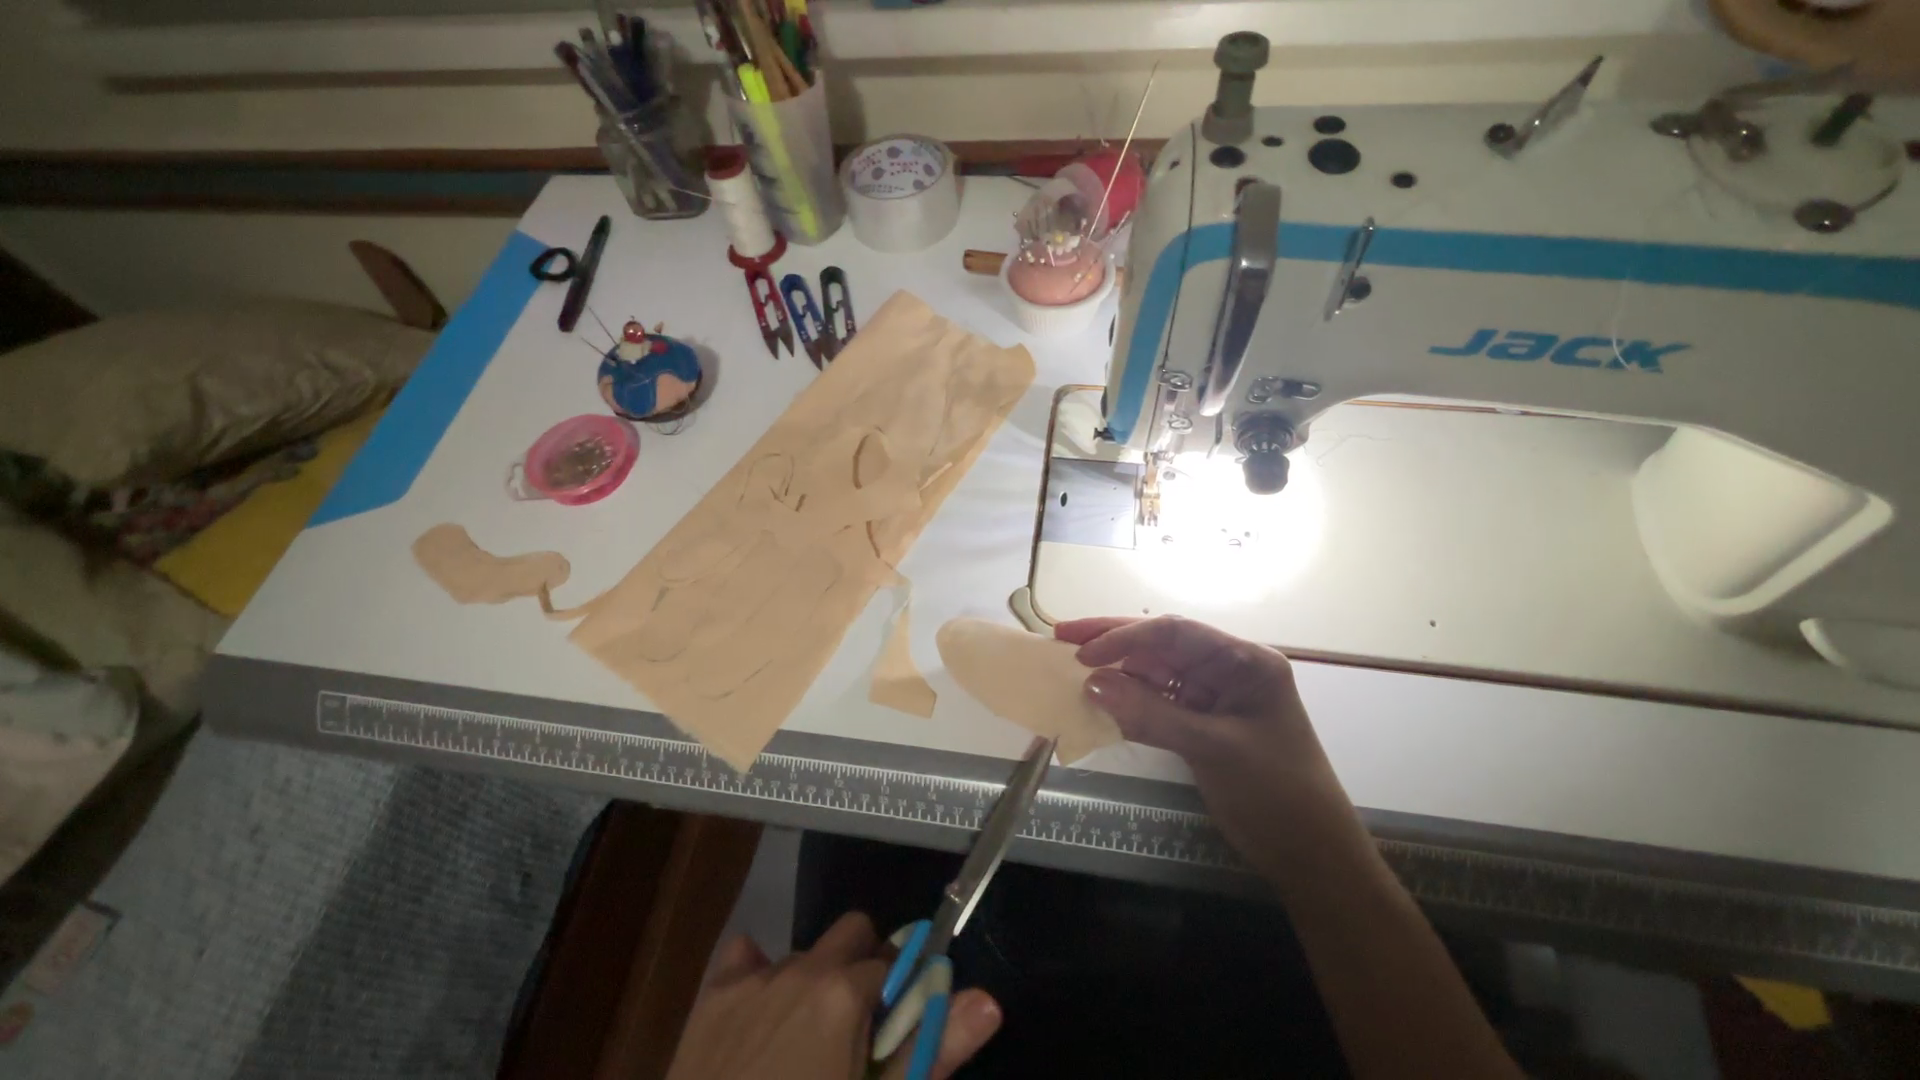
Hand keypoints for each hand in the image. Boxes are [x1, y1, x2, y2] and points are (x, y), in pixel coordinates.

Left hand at [665, 912, 1001, 1079]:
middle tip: (856, 1031)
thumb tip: (988, 1000)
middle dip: (863, 966)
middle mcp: (802, 967)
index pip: (894, 961)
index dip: (900, 992)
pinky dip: (760, 973)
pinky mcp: (711, 995)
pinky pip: (745, 955)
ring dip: (815, 980)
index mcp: (845, 990)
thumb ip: (935, 1048)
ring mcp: (752, 978)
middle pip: (851, 933)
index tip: (894, 1029)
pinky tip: (761, 1019)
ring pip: (804, 953)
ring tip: (805, 1043)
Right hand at [1057, 615, 1364, 883]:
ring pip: (1156, 674)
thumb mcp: (1212, 748)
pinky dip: (1129, 705)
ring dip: (1118, 673)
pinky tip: (1100, 704)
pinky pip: (1158, 705)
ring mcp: (1214, 699)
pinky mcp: (1203, 727)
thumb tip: (1092, 681)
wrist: (1311, 855)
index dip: (1125, 636)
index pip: (1176, 632)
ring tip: (1072, 671)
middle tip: (1062, 637)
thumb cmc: (1275, 792)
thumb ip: (1151, 712)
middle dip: (1114, 642)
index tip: (1082, 650)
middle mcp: (1228, 671)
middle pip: (1163, 646)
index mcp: (1245, 662)